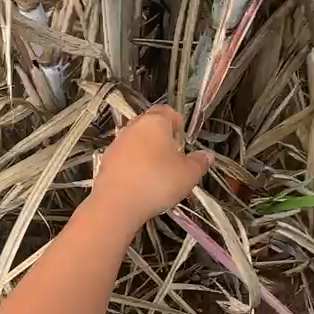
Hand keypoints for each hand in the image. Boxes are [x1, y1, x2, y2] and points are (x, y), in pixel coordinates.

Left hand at [89, 105, 211, 227]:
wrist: (118, 203)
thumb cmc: (158, 181)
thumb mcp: (188, 174)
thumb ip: (199, 162)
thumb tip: (207, 155)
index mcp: (155, 122)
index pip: (167, 111)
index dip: (176, 121)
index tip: (182, 136)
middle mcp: (133, 127)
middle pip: (149, 124)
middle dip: (161, 136)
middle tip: (172, 153)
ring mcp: (117, 143)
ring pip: (135, 141)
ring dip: (146, 150)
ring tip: (157, 170)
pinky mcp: (106, 161)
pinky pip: (124, 157)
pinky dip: (133, 164)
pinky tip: (140, 181)